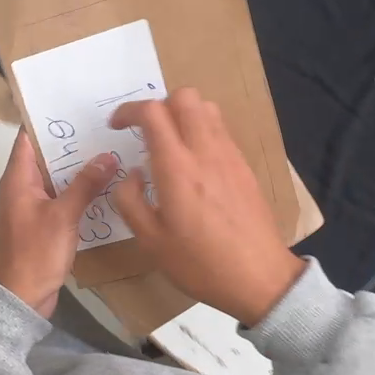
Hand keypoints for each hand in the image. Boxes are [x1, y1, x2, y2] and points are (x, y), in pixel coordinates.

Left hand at [0, 130, 118, 316]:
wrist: (21, 298)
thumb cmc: (35, 254)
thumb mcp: (63, 216)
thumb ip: (85, 185)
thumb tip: (108, 156)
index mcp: (18, 178)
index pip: (29, 137)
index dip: (49, 118)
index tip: (76, 102)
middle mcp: (23, 186)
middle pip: (48, 155)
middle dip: (73, 141)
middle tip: (106, 123)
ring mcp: (34, 205)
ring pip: (59, 176)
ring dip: (81, 166)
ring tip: (112, 147)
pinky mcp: (45, 223)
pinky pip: (64, 197)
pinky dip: (81, 189)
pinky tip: (107, 183)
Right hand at [110, 88, 305, 325]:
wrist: (258, 278)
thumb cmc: (199, 263)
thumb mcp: (150, 241)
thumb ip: (130, 200)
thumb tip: (131, 174)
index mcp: (176, 167)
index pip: (152, 112)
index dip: (129, 110)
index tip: (116, 125)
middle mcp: (205, 151)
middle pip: (185, 96)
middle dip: (159, 104)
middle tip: (145, 131)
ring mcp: (230, 156)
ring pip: (207, 108)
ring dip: (183, 114)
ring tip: (170, 143)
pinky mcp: (245, 167)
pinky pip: (221, 131)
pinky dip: (202, 131)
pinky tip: (194, 164)